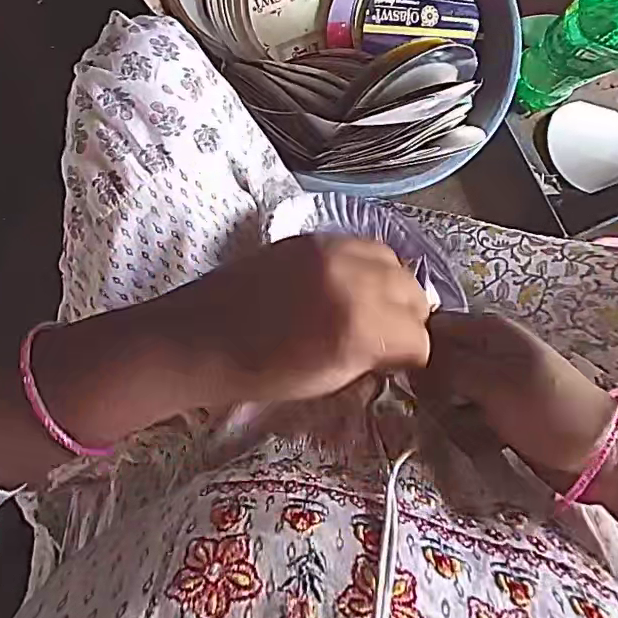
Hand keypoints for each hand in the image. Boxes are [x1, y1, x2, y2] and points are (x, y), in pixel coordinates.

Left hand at [152, 234, 433, 407]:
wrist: (199, 339)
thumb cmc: (259, 374)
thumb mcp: (329, 381)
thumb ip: (374, 358)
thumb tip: (398, 348)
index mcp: (358, 325)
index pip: (419, 336)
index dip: (411, 356)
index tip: (396, 364)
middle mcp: (354, 277)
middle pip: (414, 292)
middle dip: (407, 318)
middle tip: (385, 337)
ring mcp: (331, 249)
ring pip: (394, 260)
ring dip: (390, 286)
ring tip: (367, 306)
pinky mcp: (312, 236)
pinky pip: (361, 244)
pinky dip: (365, 265)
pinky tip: (346, 284)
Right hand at [419, 312, 617, 490]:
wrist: (597, 454)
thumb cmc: (547, 407)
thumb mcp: (494, 381)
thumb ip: (448, 365)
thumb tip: (407, 354)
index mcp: (487, 329)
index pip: (434, 326)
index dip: (415, 347)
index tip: (402, 374)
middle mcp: (485, 351)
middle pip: (437, 361)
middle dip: (432, 386)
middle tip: (438, 408)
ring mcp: (491, 383)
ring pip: (446, 392)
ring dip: (447, 412)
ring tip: (463, 427)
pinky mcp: (495, 412)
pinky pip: (463, 416)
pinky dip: (464, 428)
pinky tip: (474, 440)